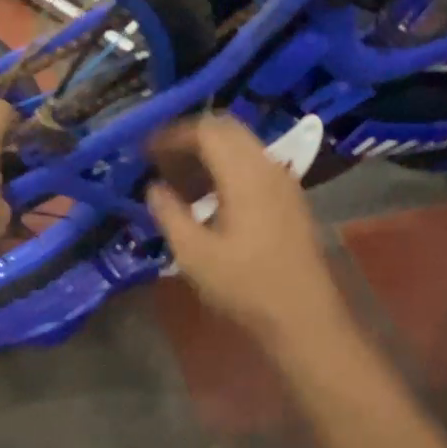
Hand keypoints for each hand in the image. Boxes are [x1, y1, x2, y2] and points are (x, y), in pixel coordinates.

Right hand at [145, 115, 348, 345]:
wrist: (302, 317)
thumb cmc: (245, 286)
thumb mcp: (194, 254)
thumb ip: (169, 213)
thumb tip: (154, 188)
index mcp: (245, 174)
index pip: (206, 130)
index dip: (171, 134)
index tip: (143, 150)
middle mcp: (268, 167)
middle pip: (226, 130)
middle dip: (189, 138)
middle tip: (159, 159)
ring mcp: (284, 182)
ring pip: (242, 147)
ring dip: (208, 154)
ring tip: (178, 180)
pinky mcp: (289, 200)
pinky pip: (253, 166)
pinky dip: (226, 169)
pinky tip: (208, 199)